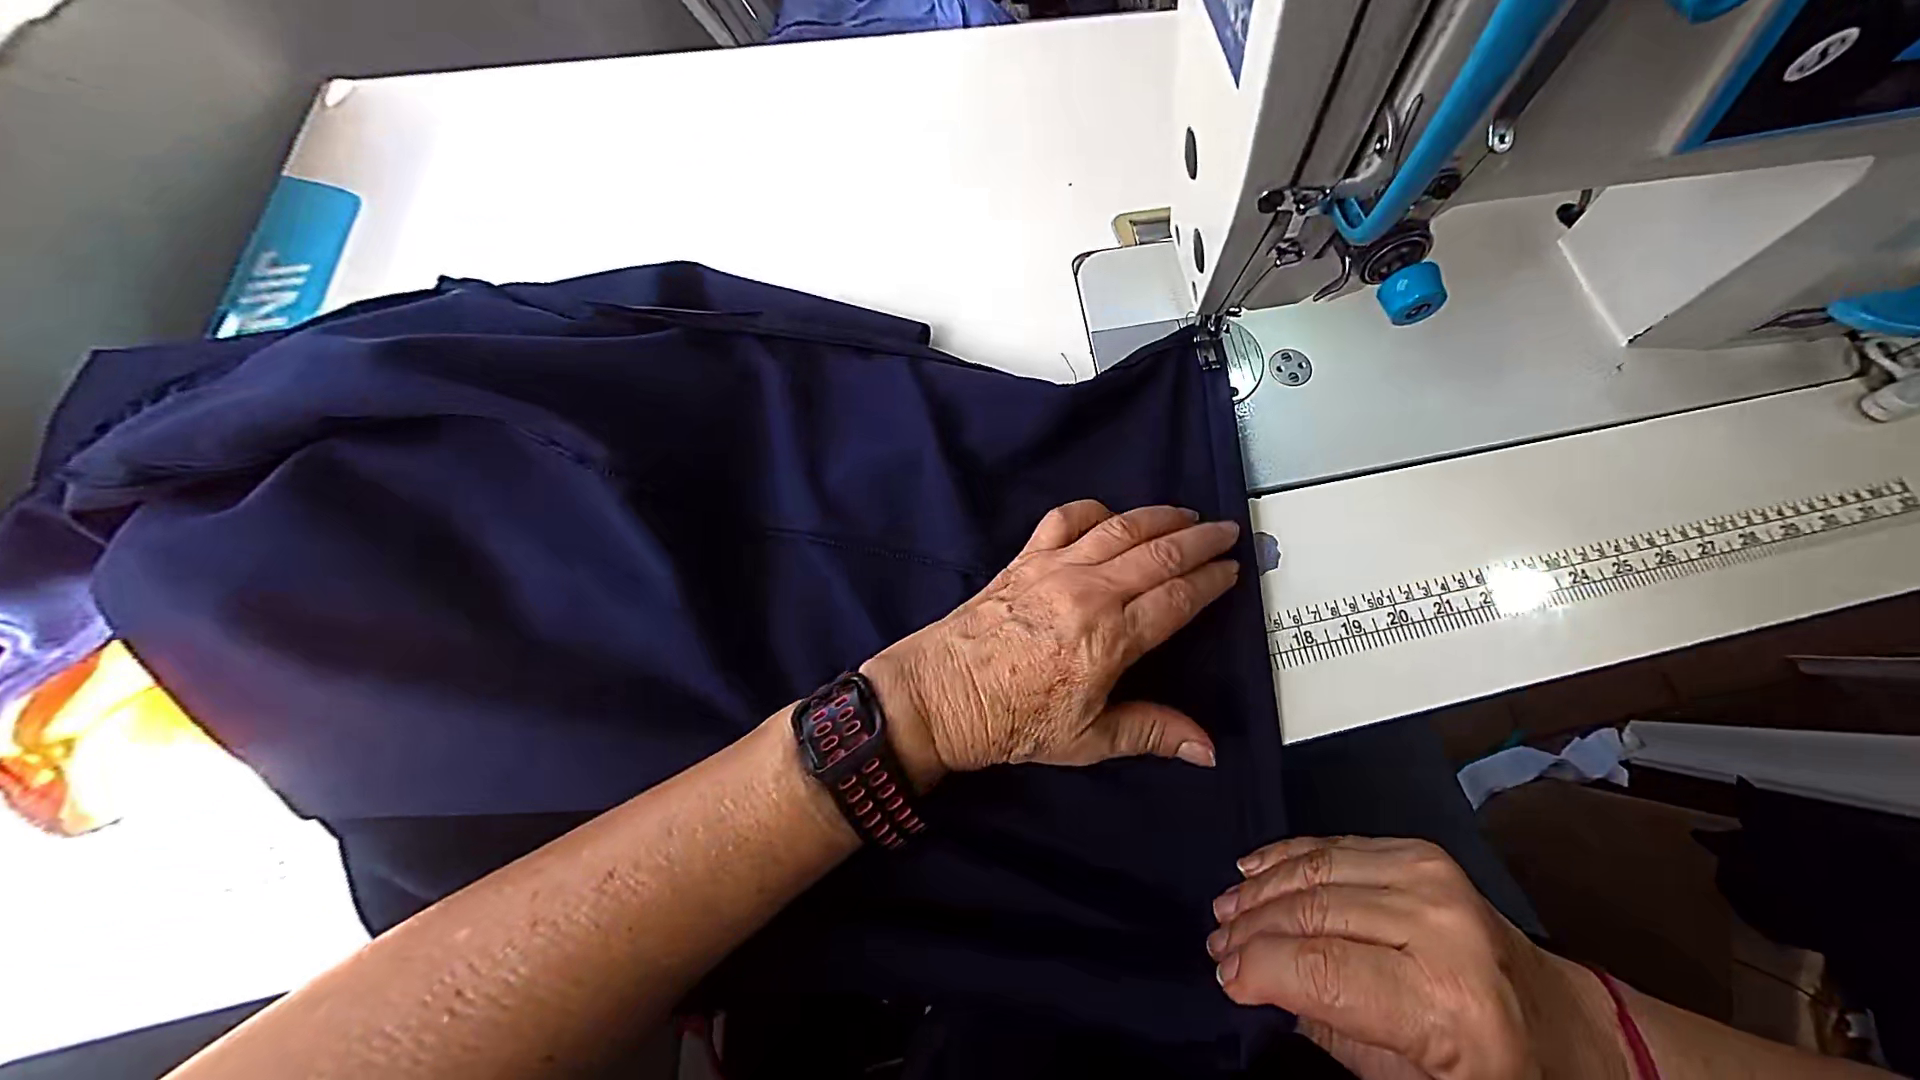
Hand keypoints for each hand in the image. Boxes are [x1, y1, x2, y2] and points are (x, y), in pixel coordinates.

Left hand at [862, 500, 1240, 785]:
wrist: (939, 694)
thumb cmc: (1010, 721)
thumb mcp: (1086, 740)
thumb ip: (1150, 733)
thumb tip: (1208, 749)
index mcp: (1109, 638)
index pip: (1177, 598)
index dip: (1211, 581)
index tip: (1232, 570)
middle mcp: (1087, 592)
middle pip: (1158, 554)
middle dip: (1199, 539)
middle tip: (1225, 530)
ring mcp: (1053, 569)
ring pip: (1119, 529)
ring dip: (1158, 517)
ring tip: (1185, 514)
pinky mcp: (1024, 559)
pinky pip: (1064, 520)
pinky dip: (1092, 509)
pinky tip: (1108, 513)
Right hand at [1208, 837, 1629, 1079]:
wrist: (1567, 1027)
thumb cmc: (1493, 1072)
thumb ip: (1329, 1028)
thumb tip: (1260, 979)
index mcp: (1447, 1004)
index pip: (1319, 970)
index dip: (1259, 969)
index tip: (1225, 977)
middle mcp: (1438, 927)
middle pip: (1310, 914)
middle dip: (1251, 930)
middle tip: (1216, 944)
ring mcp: (1429, 877)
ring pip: (1312, 872)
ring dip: (1259, 891)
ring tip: (1226, 909)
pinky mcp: (1419, 852)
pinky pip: (1331, 845)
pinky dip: (1284, 857)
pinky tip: (1253, 870)